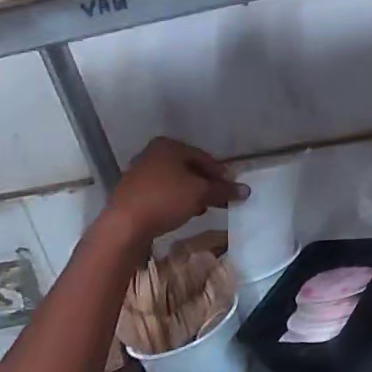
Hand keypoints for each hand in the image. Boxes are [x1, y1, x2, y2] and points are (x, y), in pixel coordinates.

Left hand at [104, 137, 245, 242]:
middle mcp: (151, 154)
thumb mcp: (200, 193)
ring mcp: (139, 173)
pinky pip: (161, 192)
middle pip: (188, 168)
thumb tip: (246, 190)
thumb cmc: (165, 199)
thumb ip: (223, 190)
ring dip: (191, 194)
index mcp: (168, 146)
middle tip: (219, 199)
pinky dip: (175, 200)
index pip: (204, 158)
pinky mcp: (132, 192)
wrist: (124, 225)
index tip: (232, 189)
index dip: (221, 174)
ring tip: (203, 208)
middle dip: (205, 184)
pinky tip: (182, 213)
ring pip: (175, 181)